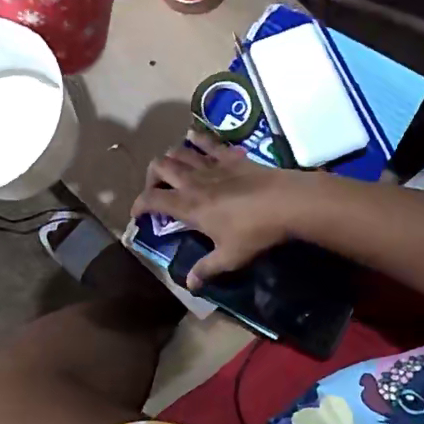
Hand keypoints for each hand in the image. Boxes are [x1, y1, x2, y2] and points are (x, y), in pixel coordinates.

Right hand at [130, 131, 320, 288]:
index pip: (152, 200)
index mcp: (188, 206)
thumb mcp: (230, 257)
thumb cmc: (255, 232)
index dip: (138, 205)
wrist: (286, 202)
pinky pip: (208, 141)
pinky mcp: (231, 156)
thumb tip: (190, 284)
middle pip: (160, 167)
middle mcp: (193, 181)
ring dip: (169, 158)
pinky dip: (197, 138)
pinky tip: (193, 138)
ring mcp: (212, 164)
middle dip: (151, 177)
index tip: (137, 215)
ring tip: (172, 170)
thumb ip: (207, 269)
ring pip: (179, 151)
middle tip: (156, 191)